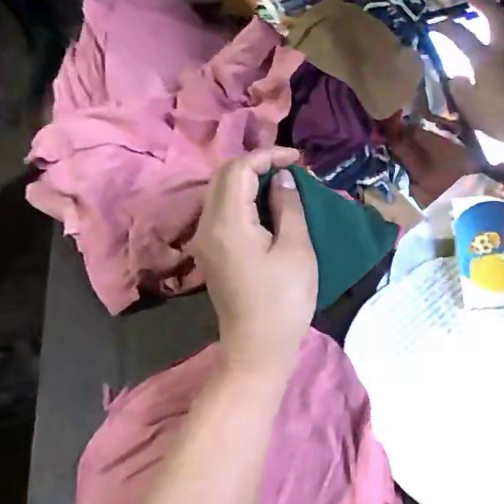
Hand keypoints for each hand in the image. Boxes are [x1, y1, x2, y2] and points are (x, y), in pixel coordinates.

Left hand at [191, 148, 317, 371]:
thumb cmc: (284, 299)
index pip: (239, 169)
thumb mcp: (296, 248)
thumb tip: (282, 178)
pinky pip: (223, 209)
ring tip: (284, 181)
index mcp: (227, 223)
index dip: (268, 156)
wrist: (259, 347)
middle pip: (224, 176)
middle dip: (257, 163)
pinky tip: (268, 204)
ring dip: (250, 179)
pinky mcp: (211, 251)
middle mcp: (207, 226)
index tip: (299, 160)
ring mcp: (205, 239)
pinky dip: (244, 197)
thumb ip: (288, 206)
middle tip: (291, 167)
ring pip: (221, 191)